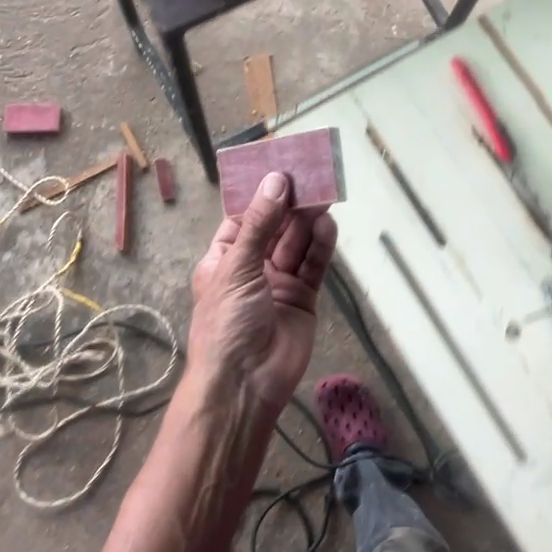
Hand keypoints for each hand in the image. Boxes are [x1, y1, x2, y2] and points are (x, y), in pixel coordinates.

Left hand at [188, 172, 338, 414]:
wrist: (244, 383)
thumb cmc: (226, 322)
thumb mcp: (236, 267)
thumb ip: (260, 224)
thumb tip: (275, 181)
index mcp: (223, 259)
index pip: (243, 218)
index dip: (260, 195)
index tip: (280, 168)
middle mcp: (251, 268)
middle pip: (274, 228)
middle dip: (290, 205)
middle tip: (311, 177)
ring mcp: (279, 283)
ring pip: (296, 244)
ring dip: (308, 222)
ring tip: (323, 196)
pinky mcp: (303, 299)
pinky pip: (314, 266)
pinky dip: (321, 247)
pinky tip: (328, 226)